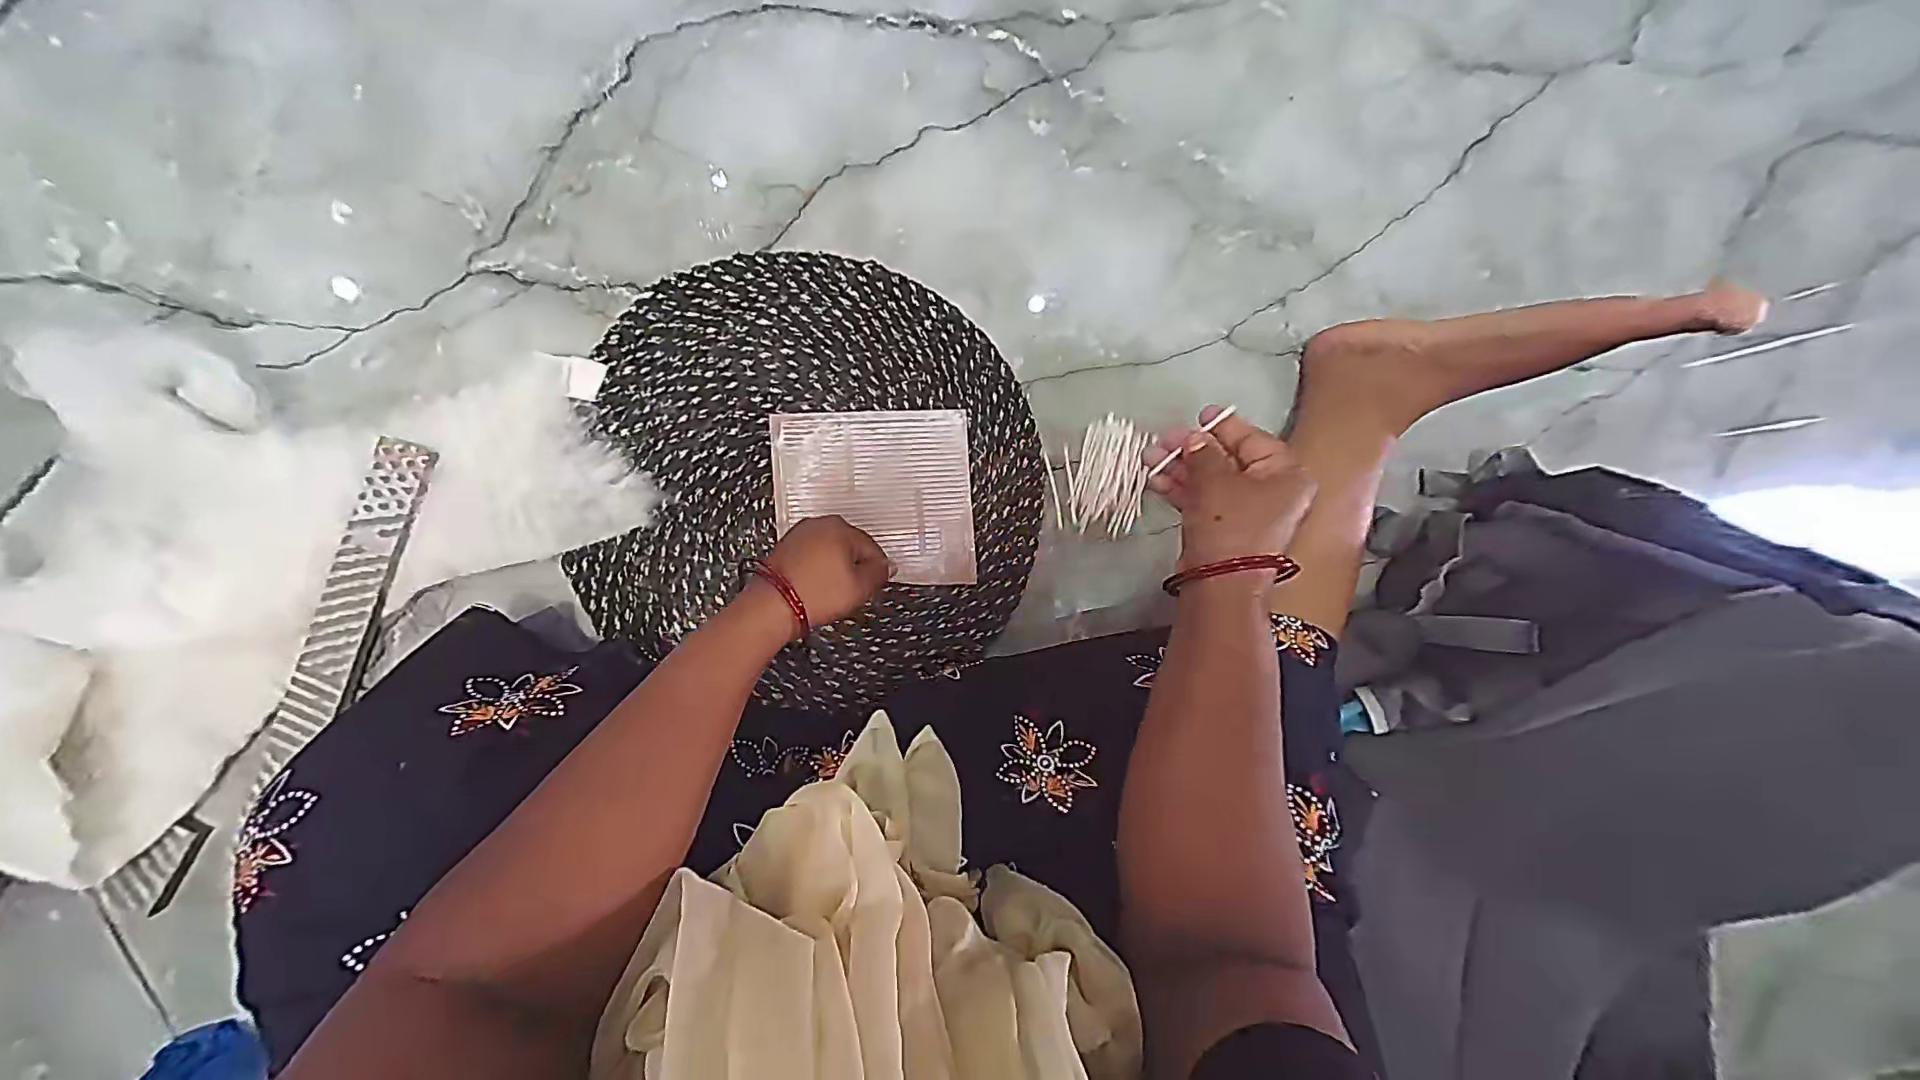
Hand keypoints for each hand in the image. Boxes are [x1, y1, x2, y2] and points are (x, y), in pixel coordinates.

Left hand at [758, 515, 890, 632]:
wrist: (771, 607)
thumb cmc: (811, 595)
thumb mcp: (859, 588)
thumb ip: (878, 573)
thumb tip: (886, 567)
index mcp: (840, 528)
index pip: (872, 548)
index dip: (877, 570)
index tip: (877, 583)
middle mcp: (819, 525)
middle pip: (850, 546)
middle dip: (855, 567)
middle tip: (855, 590)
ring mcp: (799, 535)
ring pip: (830, 550)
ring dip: (835, 568)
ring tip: (833, 591)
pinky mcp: (785, 548)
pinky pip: (811, 556)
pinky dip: (817, 569)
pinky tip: (817, 587)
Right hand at [1145, 407, 1316, 571]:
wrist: (1220, 583)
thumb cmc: (1230, 528)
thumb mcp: (1215, 480)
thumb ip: (1203, 452)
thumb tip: (1194, 439)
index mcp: (1286, 475)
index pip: (1252, 440)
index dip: (1223, 426)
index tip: (1201, 415)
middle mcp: (1272, 492)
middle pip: (1228, 460)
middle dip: (1191, 450)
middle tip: (1164, 440)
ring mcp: (1247, 513)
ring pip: (1211, 481)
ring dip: (1180, 469)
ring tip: (1150, 459)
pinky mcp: (1225, 530)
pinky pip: (1204, 500)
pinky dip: (1182, 490)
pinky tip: (1157, 480)